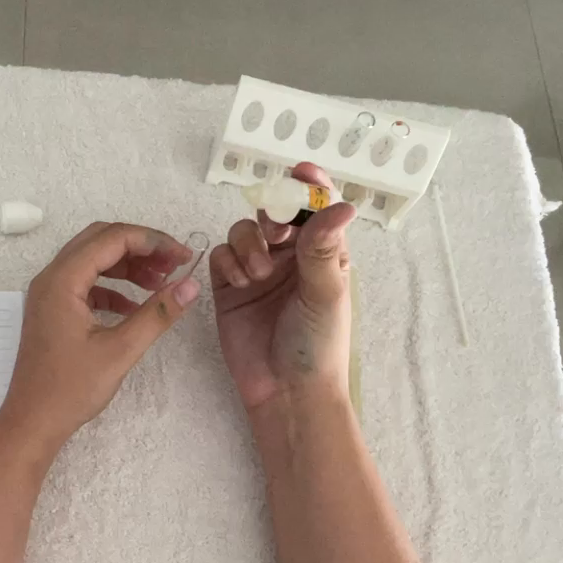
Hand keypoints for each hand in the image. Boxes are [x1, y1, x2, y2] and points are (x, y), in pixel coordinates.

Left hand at [0, 222, 201, 446]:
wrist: (32, 421)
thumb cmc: (69, 390)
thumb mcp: (121, 350)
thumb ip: (157, 314)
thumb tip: (191, 285)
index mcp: (62, 281)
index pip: (112, 238)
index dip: (153, 241)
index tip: (183, 257)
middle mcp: (50, 279)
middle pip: (100, 241)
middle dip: (141, 247)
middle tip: (174, 265)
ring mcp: (48, 295)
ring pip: (92, 261)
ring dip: (127, 266)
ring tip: (160, 284)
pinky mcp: (52, 311)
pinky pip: (85, 284)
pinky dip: (113, 287)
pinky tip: (135, 307)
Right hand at [210, 163, 356, 412]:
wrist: (284, 390)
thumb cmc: (316, 344)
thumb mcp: (325, 293)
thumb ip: (322, 248)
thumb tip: (343, 204)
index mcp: (322, 253)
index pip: (316, 208)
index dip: (309, 186)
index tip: (299, 172)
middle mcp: (289, 257)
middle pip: (274, 213)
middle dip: (272, 216)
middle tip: (276, 234)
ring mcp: (256, 272)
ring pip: (242, 231)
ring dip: (247, 243)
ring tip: (258, 274)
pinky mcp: (227, 289)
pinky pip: (219, 257)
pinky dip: (227, 262)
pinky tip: (240, 284)